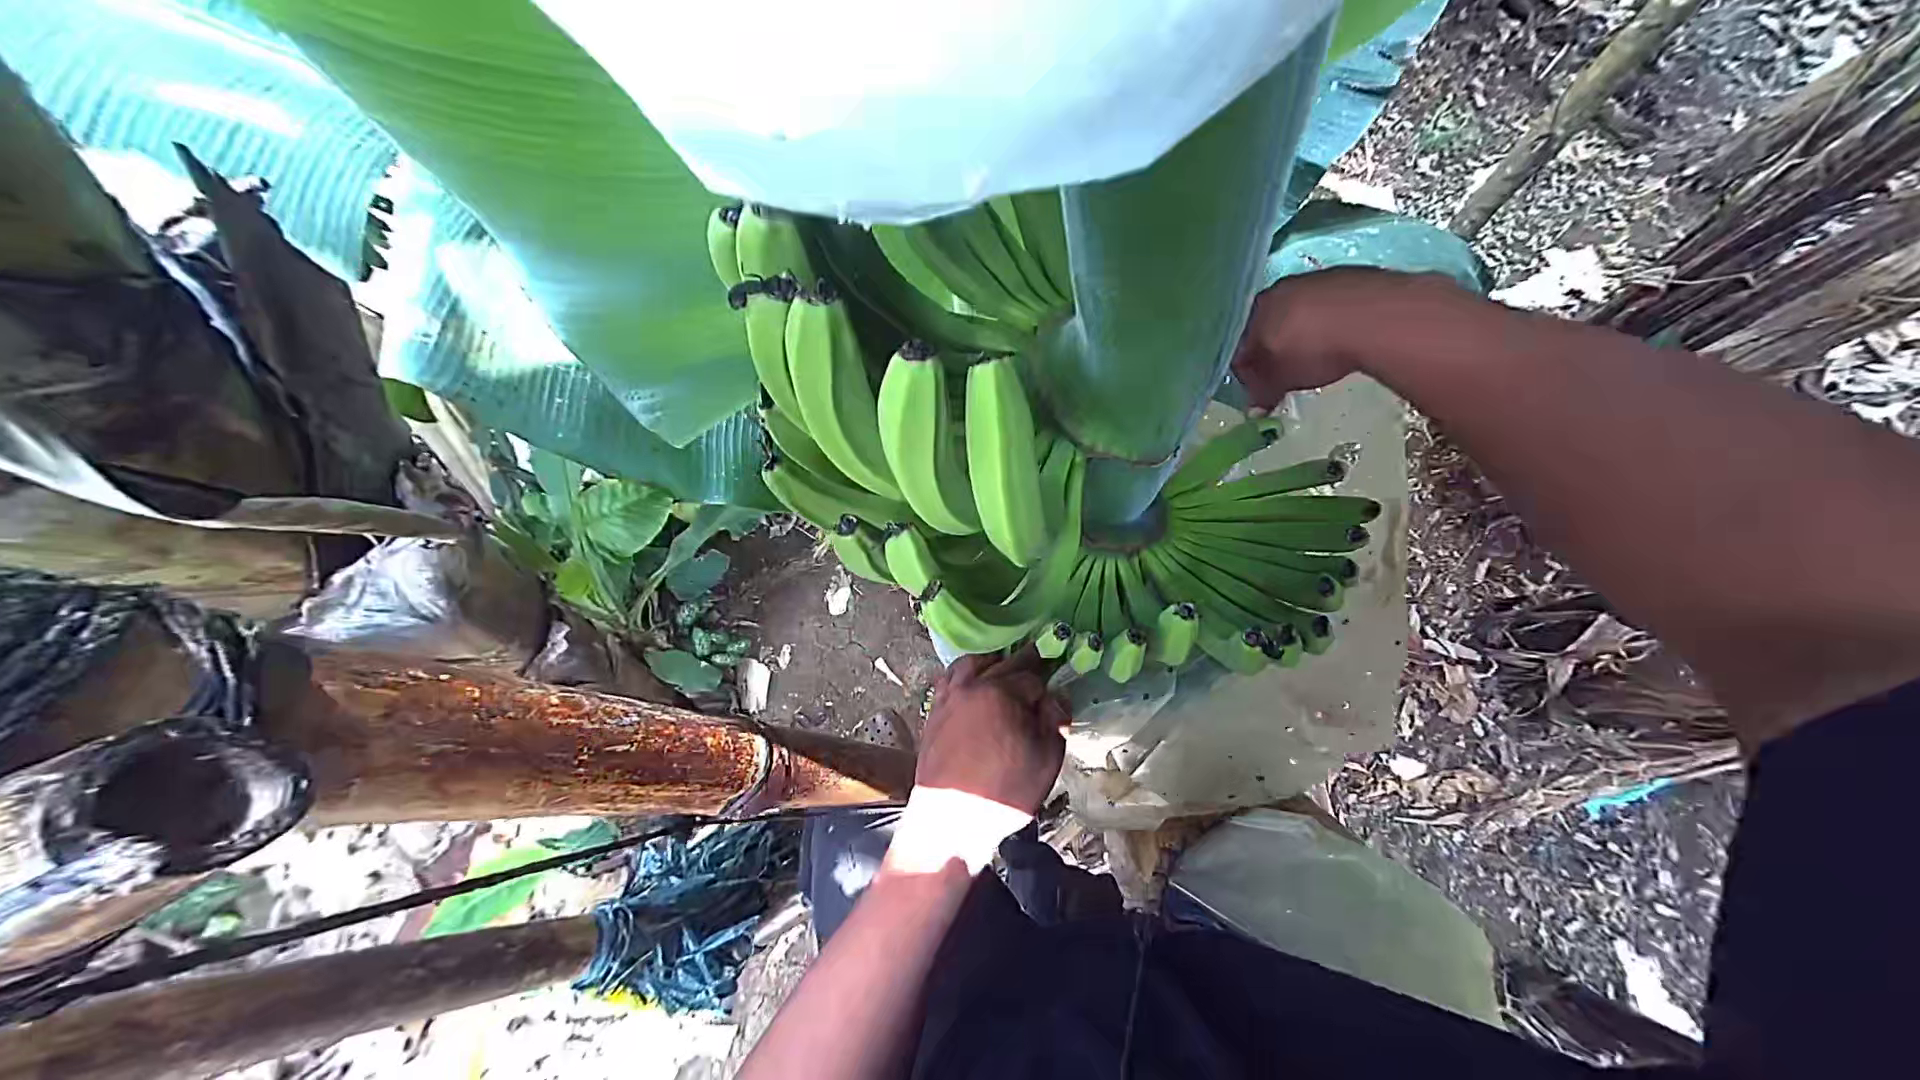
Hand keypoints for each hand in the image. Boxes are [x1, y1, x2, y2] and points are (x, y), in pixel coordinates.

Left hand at [884, 649, 1068, 875]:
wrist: (951, 820)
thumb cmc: (1003, 793)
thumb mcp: (1045, 761)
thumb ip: (1054, 722)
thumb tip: (1055, 698)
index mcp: (1001, 694)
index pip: (1032, 677)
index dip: (1047, 688)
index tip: (1053, 695)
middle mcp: (972, 687)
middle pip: (1003, 664)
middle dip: (1024, 665)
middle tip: (1039, 666)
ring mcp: (949, 697)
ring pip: (972, 663)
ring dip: (992, 663)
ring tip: (1005, 671)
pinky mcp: (934, 710)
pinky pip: (950, 678)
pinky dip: (965, 673)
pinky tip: (974, 683)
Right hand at [1231, 267, 1466, 407]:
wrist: (1375, 317)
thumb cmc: (1313, 350)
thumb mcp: (1281, 381)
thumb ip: (1262, 393)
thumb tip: (1254, 408)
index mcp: (1255, 312)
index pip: (1240, 346)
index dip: (1248, 373)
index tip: (1259, 390)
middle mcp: (1279, 289)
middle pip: (1268, 324)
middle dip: (1274, 349)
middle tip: (1286, 374)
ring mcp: (1315, 279)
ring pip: (1298, 311)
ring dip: (1302, 333)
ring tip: (1317, 356)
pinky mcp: (1350, 276)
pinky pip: (1328, 304)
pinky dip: (1329, 321)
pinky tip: (1340, 338)